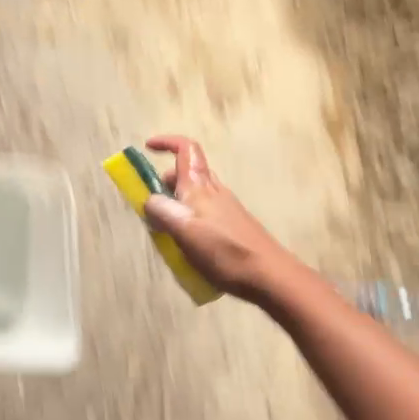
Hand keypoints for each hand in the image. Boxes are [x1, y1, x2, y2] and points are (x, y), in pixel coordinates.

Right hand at [140, 135, 301, 302]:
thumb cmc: (224, 250)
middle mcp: (213, 191)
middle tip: (152, 205)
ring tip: (166, 231)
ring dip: (175, 205)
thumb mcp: (182, 229)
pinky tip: (188, 247)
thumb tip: (149, 201)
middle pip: (187, 172)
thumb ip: (160, 210)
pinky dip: (189, 222)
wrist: (271, 277)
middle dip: (165, 182)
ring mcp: (226, 209)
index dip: (166, 142)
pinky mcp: (232, 228)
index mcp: (199, 186)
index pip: (185, 148)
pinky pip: (203, 215)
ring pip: (195, 195)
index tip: (147, 148)